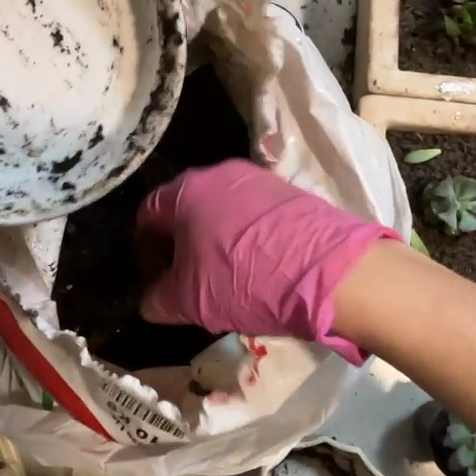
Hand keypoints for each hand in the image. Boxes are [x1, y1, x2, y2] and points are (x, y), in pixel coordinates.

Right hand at [137, 159, 398, 362]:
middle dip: (181, 246)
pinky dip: (246, 239)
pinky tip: (260, 269)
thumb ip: (157, 300)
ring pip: (221, 211)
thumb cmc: (242, 280)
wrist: (331, 272)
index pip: (147, 215)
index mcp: (184, 191)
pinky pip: (253, 215)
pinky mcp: (289, 193)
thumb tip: (151, 301)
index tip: (157, 281)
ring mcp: (257, 179)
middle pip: (185, 209)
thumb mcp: (188, 301)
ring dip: (214, 242)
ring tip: (228, 279)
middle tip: (190, 282)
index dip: (145, 251)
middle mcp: (218, 174)